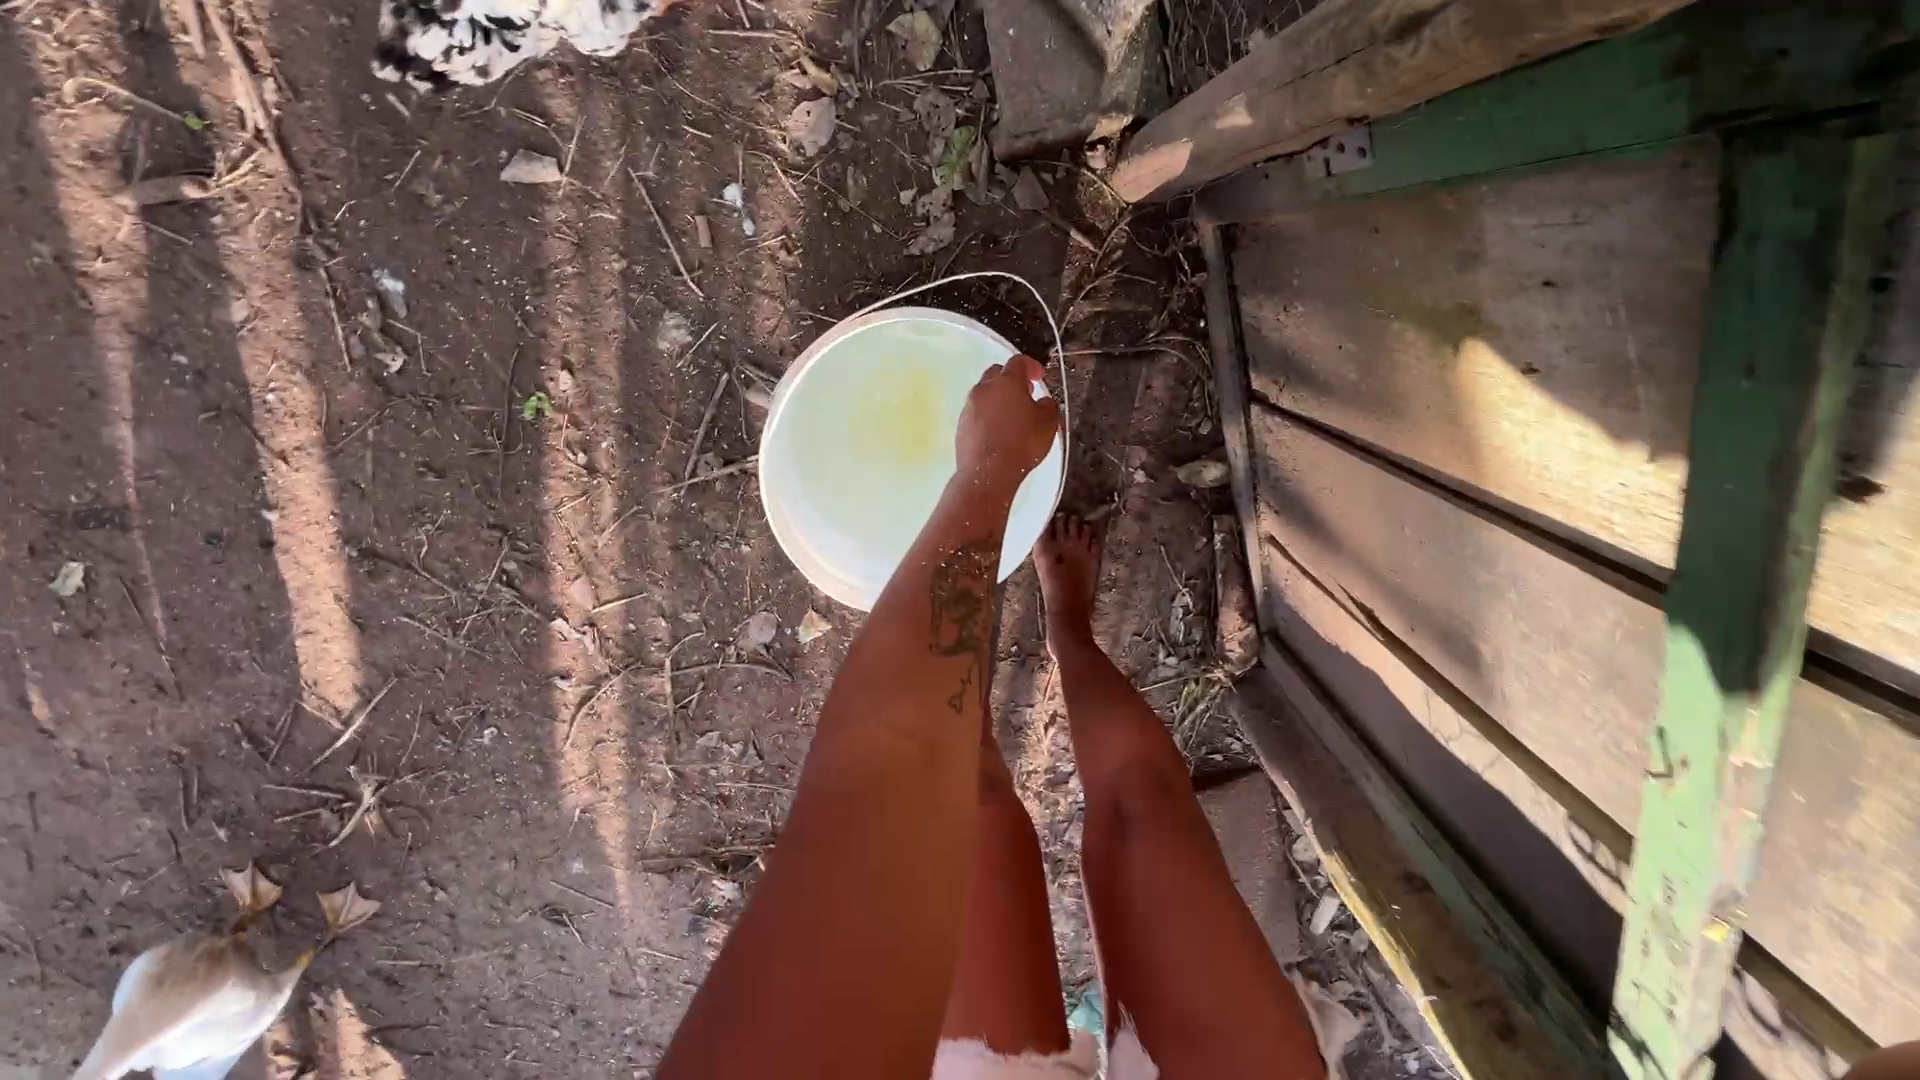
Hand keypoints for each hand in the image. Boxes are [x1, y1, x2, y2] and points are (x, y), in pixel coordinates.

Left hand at [955, 354, 1060, 492]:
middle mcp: (984, 389)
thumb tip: (1044, 402)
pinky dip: (987, 416)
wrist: (988, 472)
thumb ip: (1048, 406)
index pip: (1018, 362)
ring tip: (1012, 415)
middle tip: (1025, 394)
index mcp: (1007, 382)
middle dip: (1012, 380)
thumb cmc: (1022, 443)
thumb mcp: (1048, 423)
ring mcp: (969, 407)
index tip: (1039, 376)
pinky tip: (997, 431)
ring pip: (985, 394)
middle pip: (997, 374)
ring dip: (998, 398)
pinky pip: (976, 413)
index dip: (1031, 366)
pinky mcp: (961, 425)